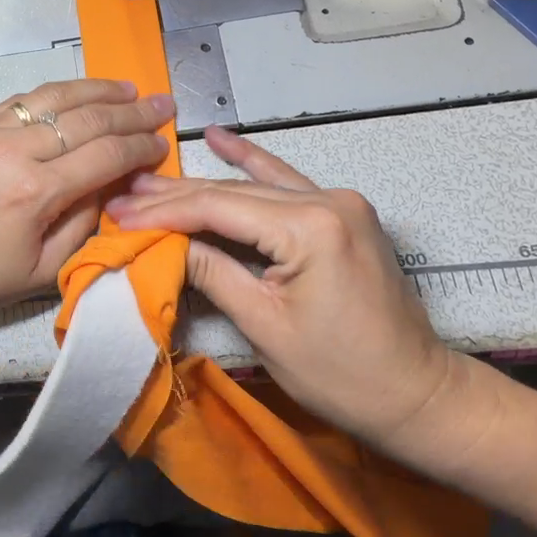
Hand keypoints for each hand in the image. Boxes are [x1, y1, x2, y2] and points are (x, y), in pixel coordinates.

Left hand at [0, 79, 172, 336]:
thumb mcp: (46, 268)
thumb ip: (87, 220)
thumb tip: (114, 181)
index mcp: (33, 190)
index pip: (105, 154)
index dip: (140, 147)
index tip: (163, 142)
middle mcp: (10, 150)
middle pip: (85, 118)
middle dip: (130, 111)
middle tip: (162, 103)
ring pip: (51, 97)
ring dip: (94, 89)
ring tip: (127, 89)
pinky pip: (20, 101)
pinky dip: (53, 94)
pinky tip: (76, 94)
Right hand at [104, 126, 453, 450]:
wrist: (418, 395)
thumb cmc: (341, 373)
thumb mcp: (263, 325)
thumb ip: (210, 271)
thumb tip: (161, 243)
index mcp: (310, 228)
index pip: (217, 208)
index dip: (162, 213)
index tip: (118, 216)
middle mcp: (327, 201)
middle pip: (231, 194)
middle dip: (172, 198)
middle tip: (120, 197)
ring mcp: (338, 203)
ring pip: (252, 187)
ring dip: (200, 185)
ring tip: (148, 178)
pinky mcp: (341, 213)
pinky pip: (286, 182)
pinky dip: (251, 163)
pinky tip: (222, 140)